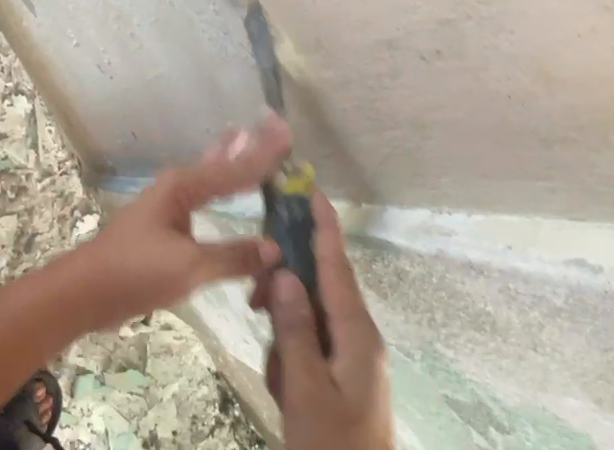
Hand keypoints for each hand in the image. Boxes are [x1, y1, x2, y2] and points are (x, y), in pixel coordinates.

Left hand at [66, 113, 291, 331]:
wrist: (85, 292)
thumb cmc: (134, 272)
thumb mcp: (188, 266)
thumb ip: (232, 257)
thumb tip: (275, 248)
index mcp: (184, 187)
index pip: (235, 169)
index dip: (265, 154)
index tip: (288, 131)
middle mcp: (178, 187)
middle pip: (222, 163)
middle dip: (249, 146)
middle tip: (275, 124)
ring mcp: (171, 204)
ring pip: (211, 176)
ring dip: (233, 160)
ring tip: (250, 137)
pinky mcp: (167, 225)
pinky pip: (205, 196)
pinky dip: (222, 186)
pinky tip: (226, 190)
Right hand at [251, 194, 392, 449]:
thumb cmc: (331, 445)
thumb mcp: (305, 390)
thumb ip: (294, 330)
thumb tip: (285, 273)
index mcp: (357, 334)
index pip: (336, 266)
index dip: (324, 226)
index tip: (311, 189)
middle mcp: (358, 336)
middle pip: (319, 287)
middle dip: (285, 288)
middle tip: (255, 302)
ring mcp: (351, 355)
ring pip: (308, 318)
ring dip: (285, 334)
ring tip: (276, 374)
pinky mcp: (341, 373)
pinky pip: (309, 345)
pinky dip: (289, 358)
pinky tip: (283, 387)